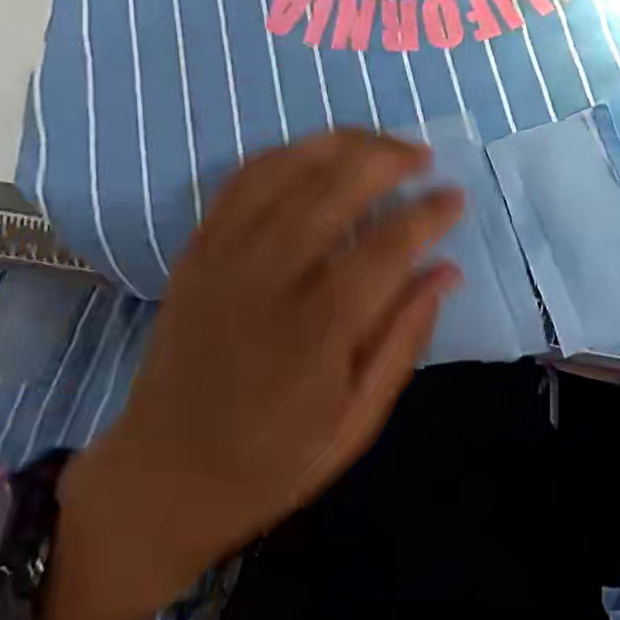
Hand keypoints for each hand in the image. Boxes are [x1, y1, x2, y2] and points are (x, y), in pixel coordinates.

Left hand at [43, 130, 463, 619]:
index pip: (384, 250)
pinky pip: (240, 182)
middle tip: (423, 154)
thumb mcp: (356, 422)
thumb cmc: (272, 459)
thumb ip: (403, 341)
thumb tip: (447, 272)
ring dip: (339, 146)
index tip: (456, 197)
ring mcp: (223, 259)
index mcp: (314, 333)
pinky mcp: (197, 251)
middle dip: (385, 160)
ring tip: (380, 142)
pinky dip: (283, 155)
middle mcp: (265, 281)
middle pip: (331, 193)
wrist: (163, 476)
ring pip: (285, 173)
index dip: (426, 216)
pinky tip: (315, 152)